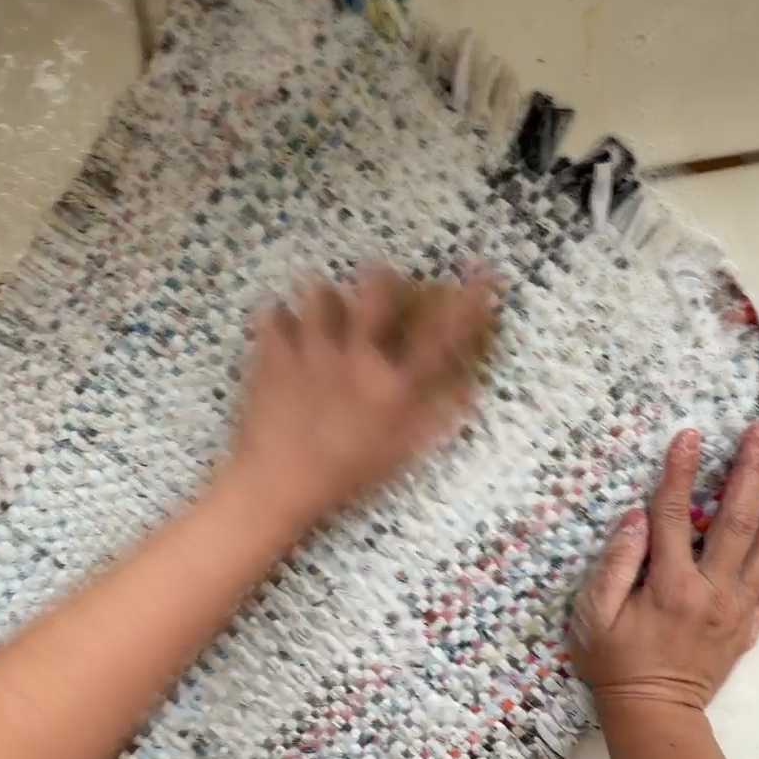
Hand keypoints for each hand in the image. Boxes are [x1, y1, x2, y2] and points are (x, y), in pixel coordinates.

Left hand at [222, 265, 498, 529]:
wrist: (277, 483)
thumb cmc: (343, 474)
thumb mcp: (398, 453)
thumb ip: (435, 418)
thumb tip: (471, 390)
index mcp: (393, 385)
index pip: (442, 337)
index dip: (469, 303)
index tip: (485, 275)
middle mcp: (357, 357)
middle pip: (377, 292)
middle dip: (381, 281)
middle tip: (377, 285)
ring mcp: (311, 350)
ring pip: (319, 293)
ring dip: (323, 300)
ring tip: (320, 313)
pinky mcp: (272, 353)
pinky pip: (273, 316)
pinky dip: (278, 321)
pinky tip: (281, 333)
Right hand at [572, 421, 758, 711]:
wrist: (652, 712)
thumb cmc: (614, 661)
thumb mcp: (593, 615)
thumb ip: (614, 566)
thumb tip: (634, 518)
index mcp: (668, 585)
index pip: (672, 515)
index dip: (678, 472)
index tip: (689, 435)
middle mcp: (711, 590)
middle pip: (736, 521)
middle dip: (750, 472)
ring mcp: (738, 608)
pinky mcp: (750, 626)